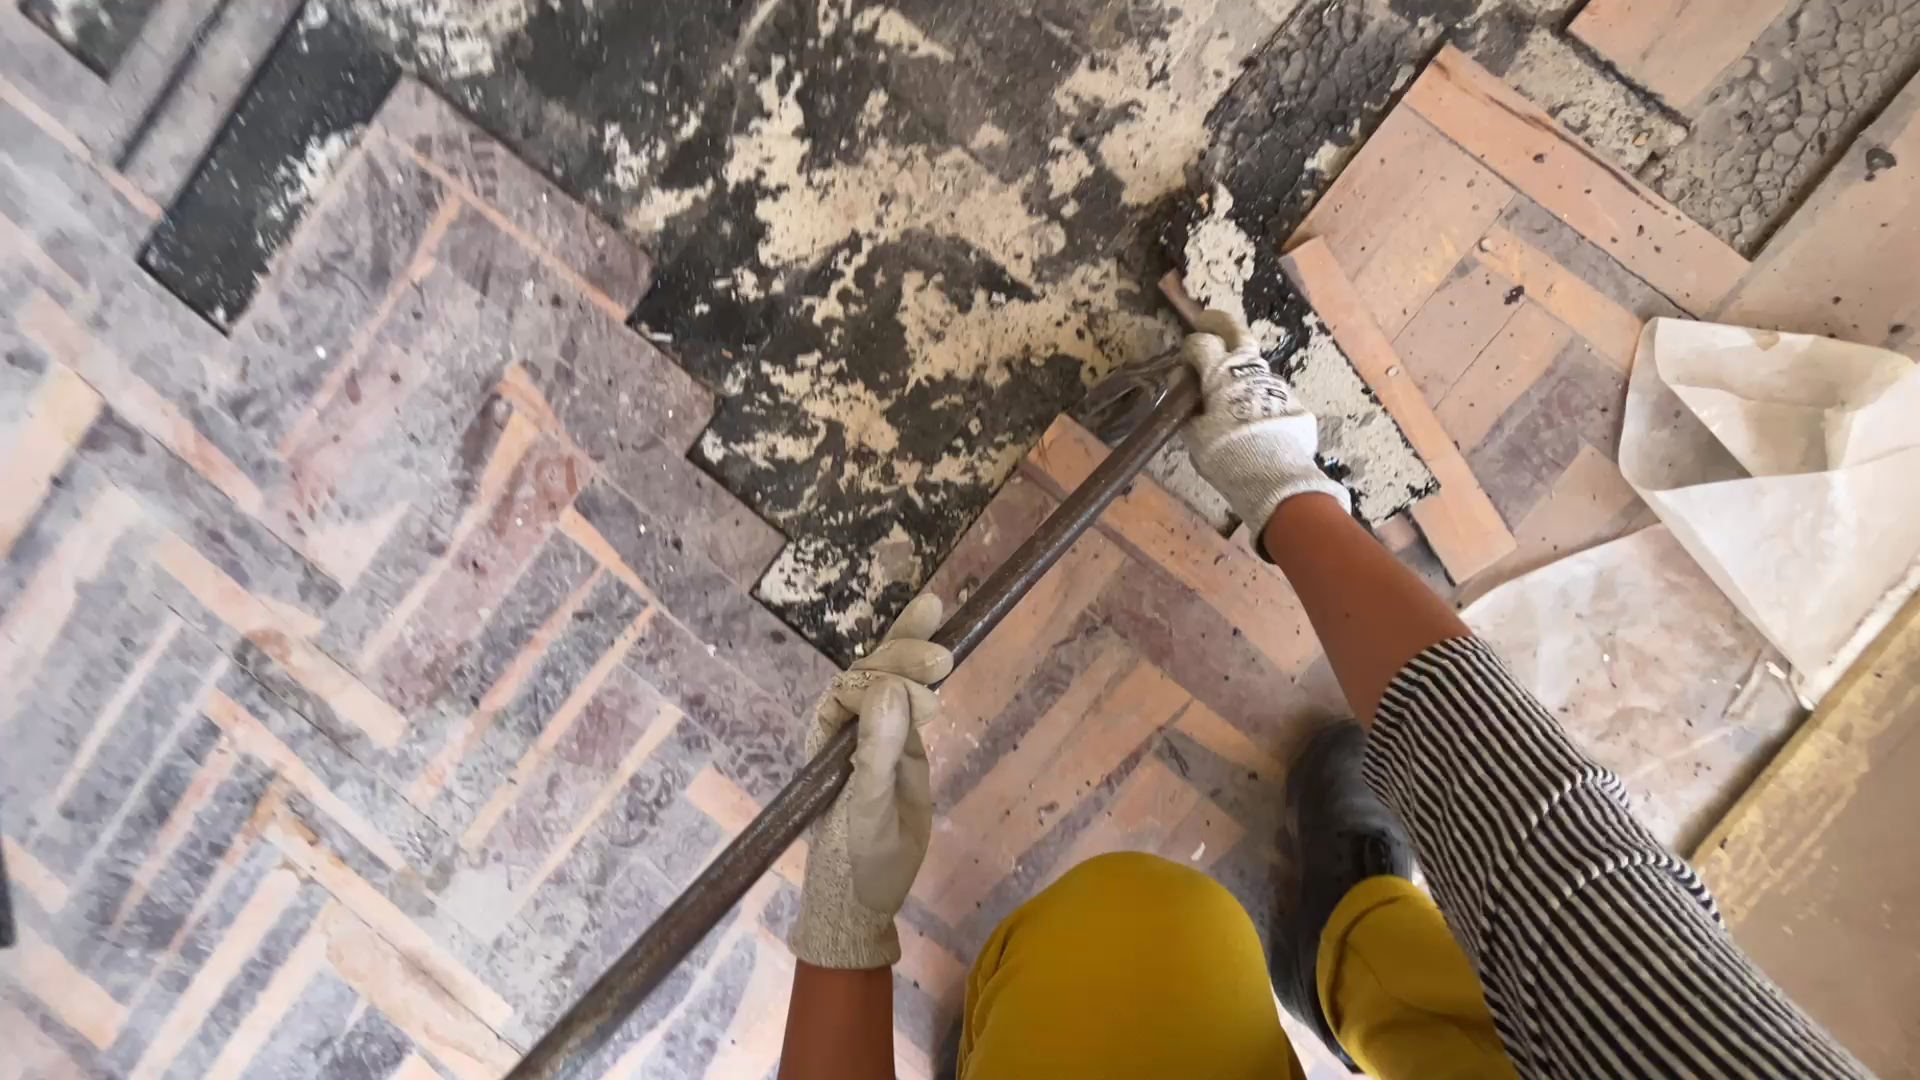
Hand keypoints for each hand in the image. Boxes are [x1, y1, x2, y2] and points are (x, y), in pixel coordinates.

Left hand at [789, 594, 953, 968]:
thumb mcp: (868, 808)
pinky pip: (909, 700)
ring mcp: (875, 732)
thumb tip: (891, 687)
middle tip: (943, 651)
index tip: (935, 667)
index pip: (857, 685)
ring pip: (891, 679)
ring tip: (938, 627)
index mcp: (829, 735)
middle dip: (905, 654)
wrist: (864, 897)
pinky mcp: (899, 744)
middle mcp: (848, 725)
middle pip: (873, 672)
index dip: (893, 669)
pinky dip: (923, 676)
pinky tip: (938, 653)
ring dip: (912, 652)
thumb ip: (877, 750)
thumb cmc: (856, 858)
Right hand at [1179, 309, 1351, 545]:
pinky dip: (1256, 392)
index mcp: (1220, 376)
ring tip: (1228, 376)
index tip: (1185, 355)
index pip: (1202, 344)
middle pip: (1236, 333)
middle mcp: (1249, 371)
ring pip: (1255, 363)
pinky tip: (1250, 410)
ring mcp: (1274, 383)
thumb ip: (1190, 411)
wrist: (1276, 479)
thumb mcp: (1195, 438)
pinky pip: (1268, 389)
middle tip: (1208, 321)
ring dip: (1240, 363)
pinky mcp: (1292, 400)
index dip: (1192, 346)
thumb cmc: (1228, 457)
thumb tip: (1187, 394)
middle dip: (1219, 324)